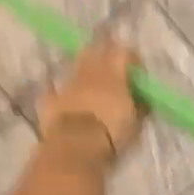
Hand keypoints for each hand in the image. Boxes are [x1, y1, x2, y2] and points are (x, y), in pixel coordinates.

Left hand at [39, 40, 142, 164]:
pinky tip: (67, 105)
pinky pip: (57, 92)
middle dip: (103, 55)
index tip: (136, 69)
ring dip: (84, 74)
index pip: (122, 52)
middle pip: (95, 51)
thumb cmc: (111, 131)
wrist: (76, 144)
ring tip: (91, 89)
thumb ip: (138, 105)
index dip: (130, 57)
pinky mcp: (51, 100)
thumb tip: (142, 99)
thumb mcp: (134, 121)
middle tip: (111, 69)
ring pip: (76, 69)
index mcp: (113, 74)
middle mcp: (89, 72)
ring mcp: (68, 85)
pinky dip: (63, 96)